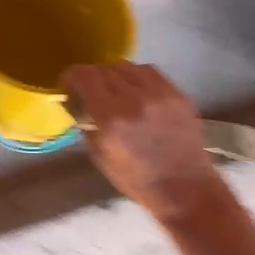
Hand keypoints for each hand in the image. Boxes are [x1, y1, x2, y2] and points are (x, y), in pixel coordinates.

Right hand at [64, 62, 218, 221]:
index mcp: (111, 118)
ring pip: (126, 66)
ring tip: (116, 91)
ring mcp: (159, 93)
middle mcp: (134, 99)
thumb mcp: (99, 155)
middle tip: (91, 93)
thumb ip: (86, 124)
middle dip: (92, 79)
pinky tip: (137, 92)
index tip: (69, 86)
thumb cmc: (136, 180)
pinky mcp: (177, 93)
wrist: (185, 188)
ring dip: (114, 75)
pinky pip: (149, 71)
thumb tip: (79, 104)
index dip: (71, 76)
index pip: (84, 76)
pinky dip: (136, 77)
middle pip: (103, 68)